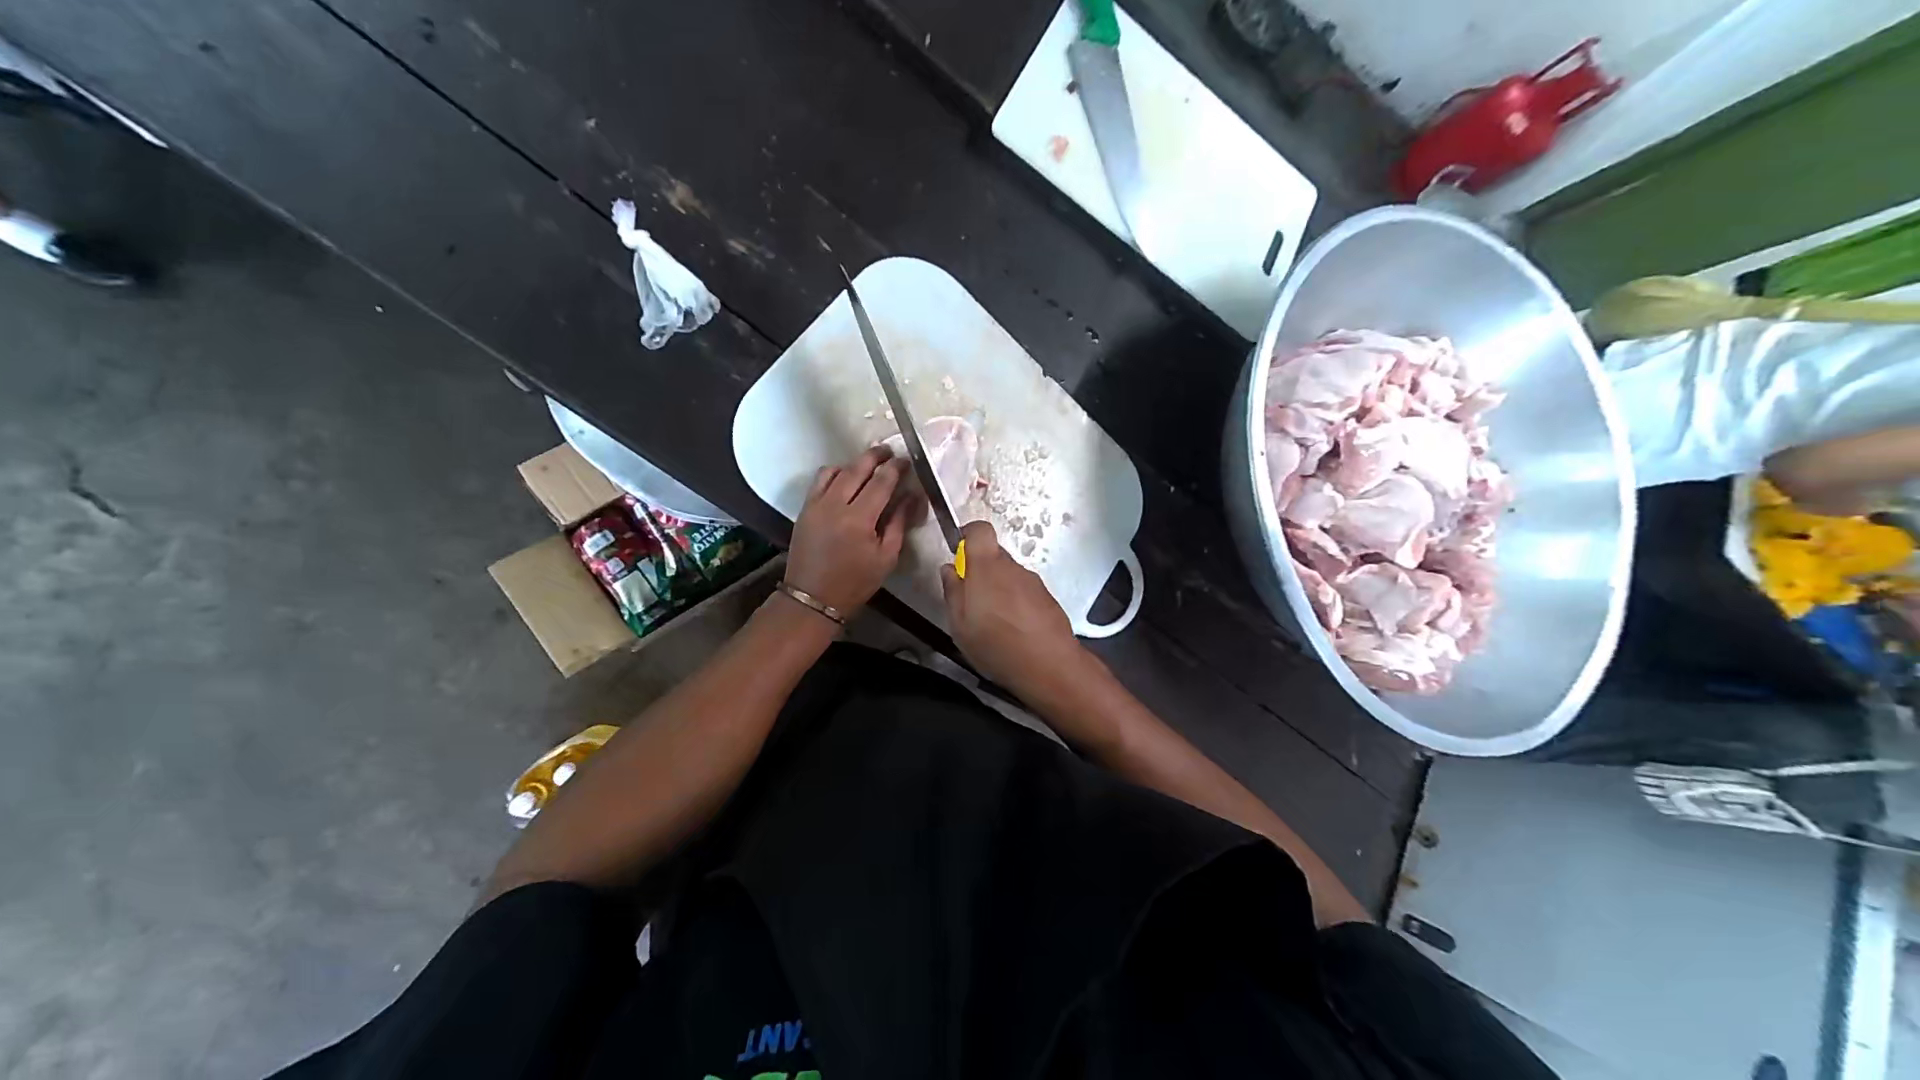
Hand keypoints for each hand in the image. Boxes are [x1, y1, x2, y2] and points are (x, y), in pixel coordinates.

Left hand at [787, 446, 921, 612]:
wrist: (813, 597)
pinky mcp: (805, 508)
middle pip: (858, 468)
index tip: (906, 461)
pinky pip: (820, 480)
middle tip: (889, 451)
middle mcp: (836, 504)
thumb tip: (912, 496)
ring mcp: (817, 504)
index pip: (882, 482)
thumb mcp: (886, 557)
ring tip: (869, 464)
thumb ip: (899, 522)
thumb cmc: (856, 582)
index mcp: (860, 518)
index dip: (896, 468)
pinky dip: (835, 473)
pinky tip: (845, 477)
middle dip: (876, 457)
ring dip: (855, 463)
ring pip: (838, 470)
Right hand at [940, 520, 1085, 695]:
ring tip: (992, 622)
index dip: (967, 536)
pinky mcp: (1048, 598)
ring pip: (1010, 575)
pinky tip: (1012, 630)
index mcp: (987, 566)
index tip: (959, 554)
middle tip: (971, 600)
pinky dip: (1016, 604)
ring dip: (999, 590)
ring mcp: (1033, 582)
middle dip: (981, 571)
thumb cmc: (997, 645)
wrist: (1049, 666)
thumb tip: (949, 570)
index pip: (979, 530)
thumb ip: (952, 591)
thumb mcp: (959, 624)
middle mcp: (1013, 567)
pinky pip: (1025, 592)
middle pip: (994, 556)